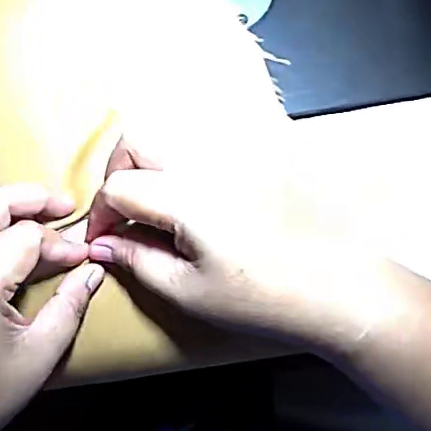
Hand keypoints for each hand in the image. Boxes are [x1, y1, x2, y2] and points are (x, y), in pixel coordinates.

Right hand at [85, 135, 397, 354]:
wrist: (330, 286)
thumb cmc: (259, 296)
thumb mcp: (186, 290)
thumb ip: (136, 259)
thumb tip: (102, 244)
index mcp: (185, 197)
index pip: (118, 186)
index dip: (100, 214)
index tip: (104, 239)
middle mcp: (205, 163)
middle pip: (136, 138)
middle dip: (117, 171)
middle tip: (124, 212)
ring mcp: (232, 155)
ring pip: (170, 133)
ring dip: (149, 163)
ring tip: (157, 206)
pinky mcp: (254, 157)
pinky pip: (204, 142)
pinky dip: (182, 161)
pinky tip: (194, 199)